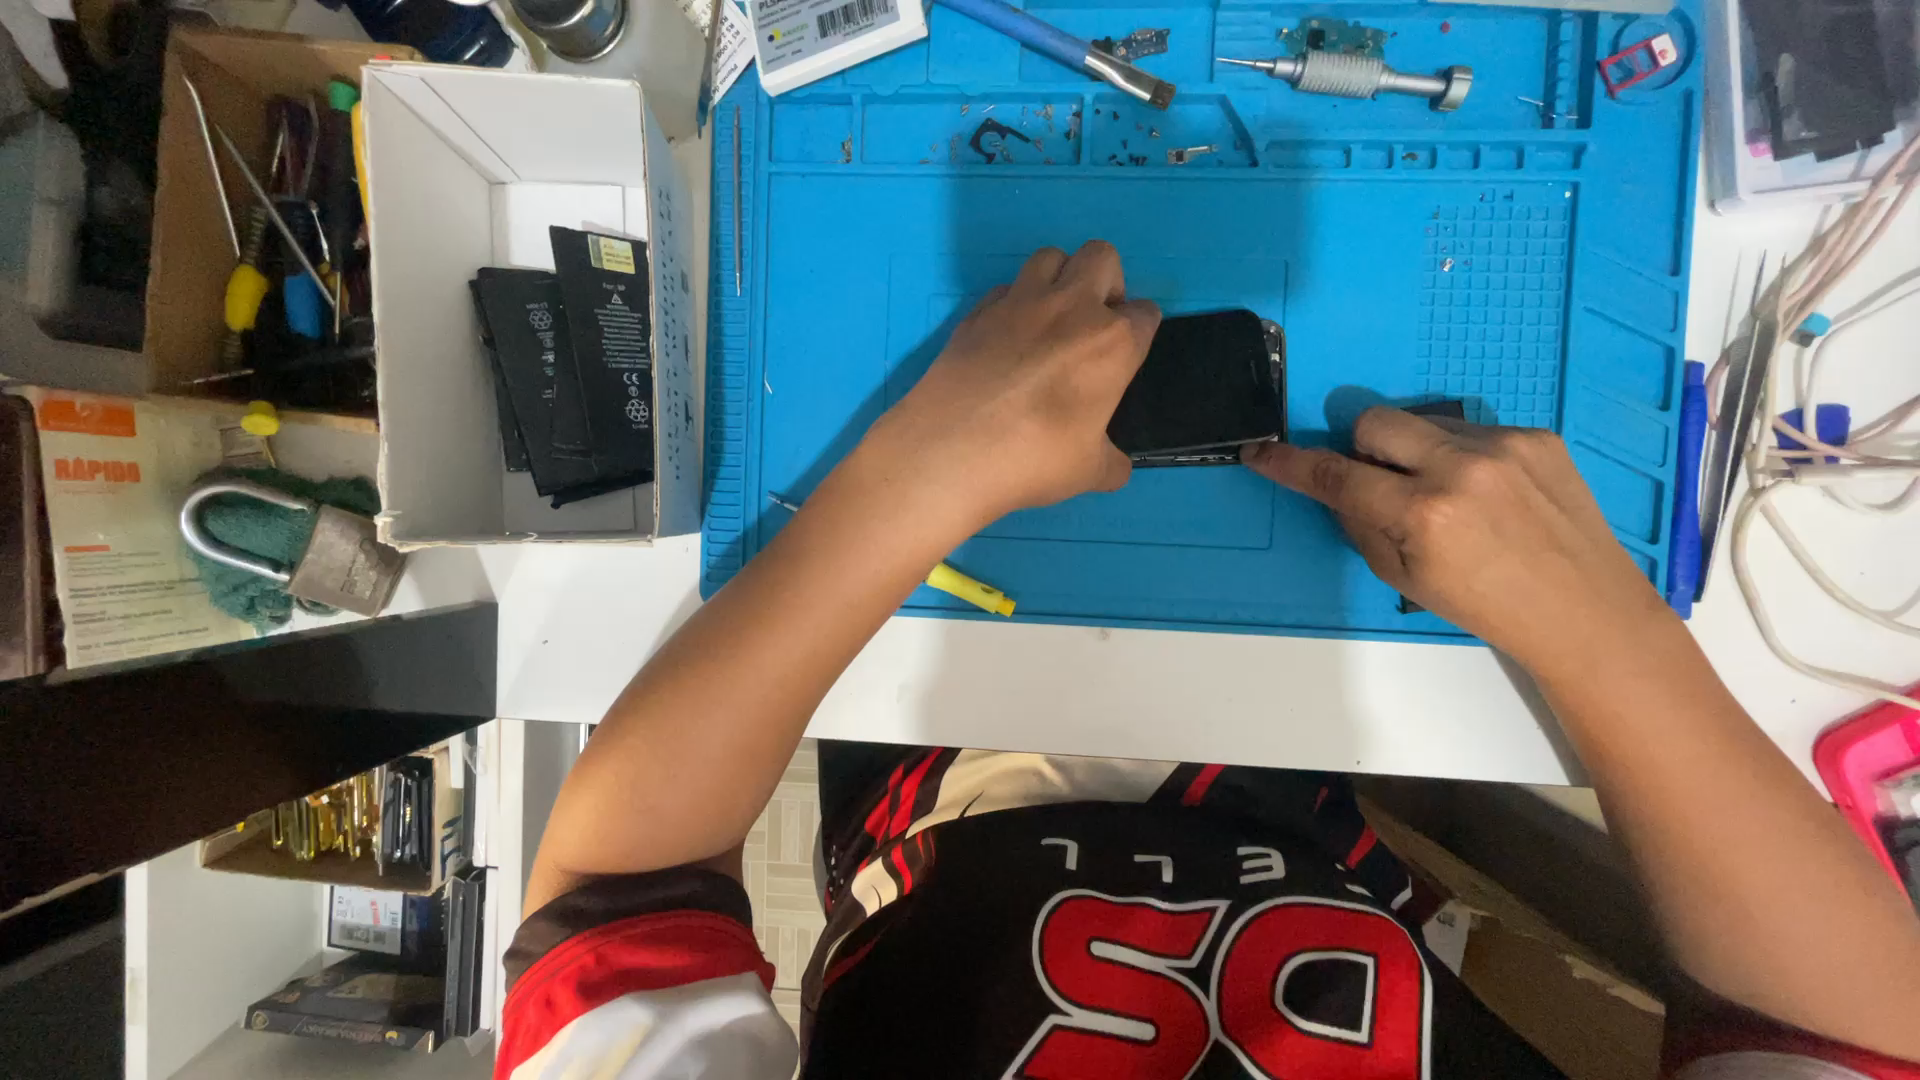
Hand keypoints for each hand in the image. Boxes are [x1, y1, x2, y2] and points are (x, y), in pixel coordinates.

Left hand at [863, 241, 1160, 525]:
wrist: (949, 452)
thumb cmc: (1032, 460)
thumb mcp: (1089, 473)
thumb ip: (1110, 462)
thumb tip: (1114, 466)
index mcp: (1111, 343)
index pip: (1144, 314)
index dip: (1137, 334)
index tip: (1122, 359)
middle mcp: (1070, 308)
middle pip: (1102, 257)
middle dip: (1106, 283)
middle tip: (1091, 327)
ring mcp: (1018, 304)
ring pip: (1050, 256)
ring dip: (1059, 279)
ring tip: (1049, 323)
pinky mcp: (976, 312)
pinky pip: (1004, 288)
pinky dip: (1012, 304)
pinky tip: (1005, 341)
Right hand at [1242, 407, 1674, 671]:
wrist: (1584, 609)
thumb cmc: (1482, 605)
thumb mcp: (1401, 577)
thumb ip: (1360, 523)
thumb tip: (1341, 486)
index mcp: (1423, 515)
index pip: (1335, 476)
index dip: (1290, 464)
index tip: (1260, 453)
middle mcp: (1461, 468)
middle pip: (1374, 422)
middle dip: (1361, 447)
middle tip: (1381, 483)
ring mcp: (1505, 445)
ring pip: (1422, 423)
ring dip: (1413, 451)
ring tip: (1446, 493)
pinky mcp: (1537, 436)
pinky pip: (1468, 430)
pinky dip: (1457, 454)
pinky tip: (1486, 491)